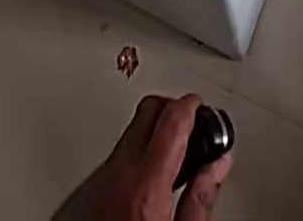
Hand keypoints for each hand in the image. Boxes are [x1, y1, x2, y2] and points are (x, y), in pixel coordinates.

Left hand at [53, 95, 232, 220]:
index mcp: (146, 185)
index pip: (172, 118)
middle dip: (171, 106)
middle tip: (189, 120)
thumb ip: (200, 198)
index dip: (191, 105)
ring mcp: (99, 179)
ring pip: (130, 130)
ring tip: (171, 153)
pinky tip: (147, 174)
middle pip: (148, 109)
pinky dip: (135, 151)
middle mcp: (118, 173)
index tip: (199, 106)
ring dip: (152, 130)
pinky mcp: (86, 190)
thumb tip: (216, 164)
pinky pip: (116, 154)